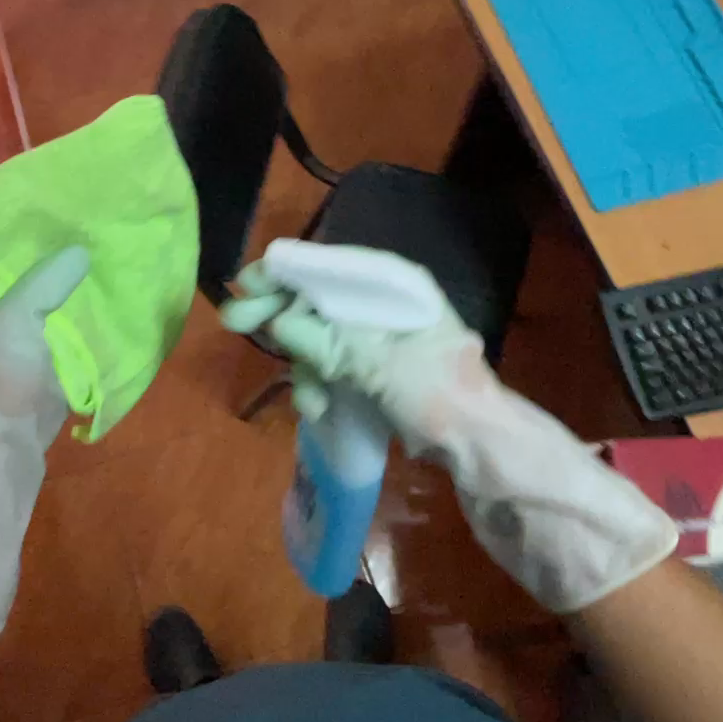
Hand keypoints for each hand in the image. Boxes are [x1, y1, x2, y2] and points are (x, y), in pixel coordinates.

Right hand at [222, 245, 676, 612]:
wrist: (487, 455)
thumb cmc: (442, 399)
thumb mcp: (381, 366)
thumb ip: (329, 340)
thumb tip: (279, 319)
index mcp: (400, 289)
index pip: (335, 266)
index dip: (289, 271)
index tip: (249, 283)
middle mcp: (390, 308)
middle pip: (322, 301)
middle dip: (284, 316)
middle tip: (236, 322)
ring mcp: (385, 343)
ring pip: (322, 338)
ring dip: (306, 365)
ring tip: (310, 401)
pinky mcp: (380, 375)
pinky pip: (335, 367)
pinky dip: (322, 384)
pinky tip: (319, 410)